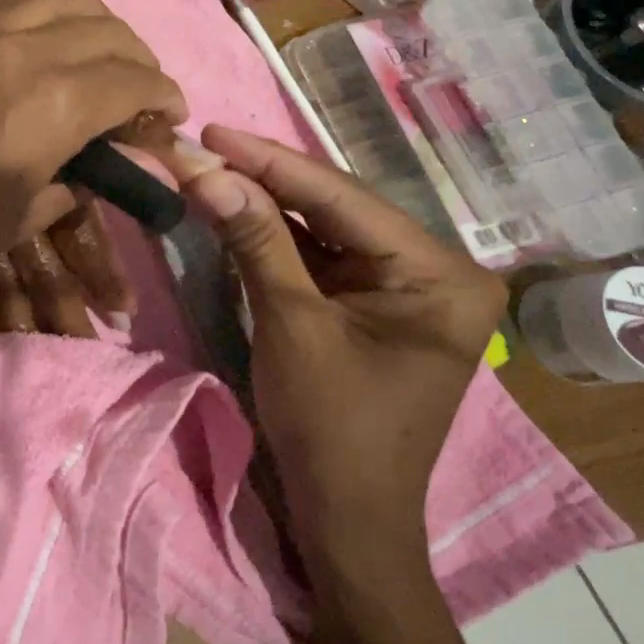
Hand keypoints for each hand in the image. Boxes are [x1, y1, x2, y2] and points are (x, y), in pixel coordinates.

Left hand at [0, 0, 175, 302]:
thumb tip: (102, 165)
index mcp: (61, 103)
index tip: (170, 115)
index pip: (134, 81)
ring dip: (90, 17)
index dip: (164, 95)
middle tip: (137, 87)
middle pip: (104, 33)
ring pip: (53, 1)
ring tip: (100, 40)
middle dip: (136, 57)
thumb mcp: (23, 216)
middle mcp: (27, 52)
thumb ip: (74, 180)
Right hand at [175, 125, 508, 535]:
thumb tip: (204, 170)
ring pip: (323, 230)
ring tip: (208, 169)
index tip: (211, 130)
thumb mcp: (290, 323)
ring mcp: (402, 291)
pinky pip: (318, 259)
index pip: (342, 199)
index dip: (270, 162)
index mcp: (440, 275)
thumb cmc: (330, 423)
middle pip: (335, 209)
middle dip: (265, 179)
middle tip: (202, 146)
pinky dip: (273, 239)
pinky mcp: (370, 308)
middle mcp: (434, 272)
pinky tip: (234, 210)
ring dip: (264, 204)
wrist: (344, 513)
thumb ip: (254, 239)